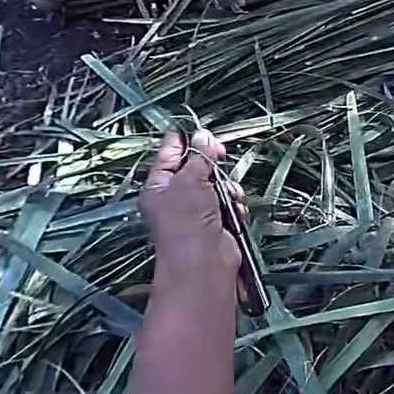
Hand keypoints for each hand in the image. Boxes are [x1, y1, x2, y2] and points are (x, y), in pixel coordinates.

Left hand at [140, 129, 240, 283]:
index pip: (170, 154)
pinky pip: (228, 201)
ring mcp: (196, 210)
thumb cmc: (188, 219)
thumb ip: (199, 157)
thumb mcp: (190, 181)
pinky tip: (234, 210)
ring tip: (229, 196)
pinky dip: (234, 204)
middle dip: (212, 165)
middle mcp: (175, 197)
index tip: (202, 131)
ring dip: (227, 187)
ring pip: (217, 184)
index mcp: (159, 186)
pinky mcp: (216, 221)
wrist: (204, 262)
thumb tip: (204, 137)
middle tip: (221, 154)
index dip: (186, 141)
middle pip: (197, 168)